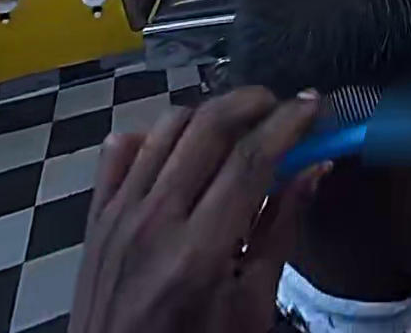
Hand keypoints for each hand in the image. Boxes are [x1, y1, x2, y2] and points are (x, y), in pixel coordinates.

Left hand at [68, 88, 324, 332]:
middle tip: (279, 107)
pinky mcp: (96, 214)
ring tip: (237, 128)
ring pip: (169, 123)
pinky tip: (179, 149)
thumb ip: (282, 229)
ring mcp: (118, 212)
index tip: (311, 103)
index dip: (288, 122)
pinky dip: (155, 134)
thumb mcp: (252, 310)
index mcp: (199, 253)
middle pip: (209, 125)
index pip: (251, 159)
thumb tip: (315, 166)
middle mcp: (154, 220)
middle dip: (253, 101)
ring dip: (210, 113)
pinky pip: (122, 146)